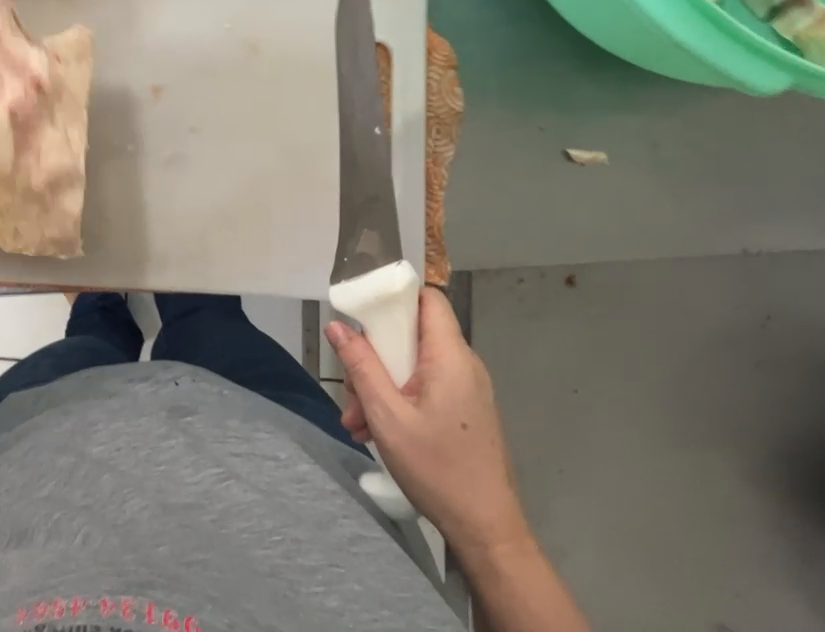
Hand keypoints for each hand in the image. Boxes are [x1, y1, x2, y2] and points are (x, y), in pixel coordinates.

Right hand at [325, 288, 530, 557]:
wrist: (487, 528)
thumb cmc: (437, 468)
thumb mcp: (387, 416)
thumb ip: (360, 366)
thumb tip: (338, 326)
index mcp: (449, 357)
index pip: (428, 299)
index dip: (395, 296)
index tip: (361, 312)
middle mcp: (464, 365)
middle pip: (412, 336)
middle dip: (374, 357)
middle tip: (352, 392)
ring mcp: (468, 389)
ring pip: (414, 365)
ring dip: (381, 385)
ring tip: (358, 422)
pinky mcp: (466, 410)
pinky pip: (425, 387)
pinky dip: (399, 400)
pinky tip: (377, 432)